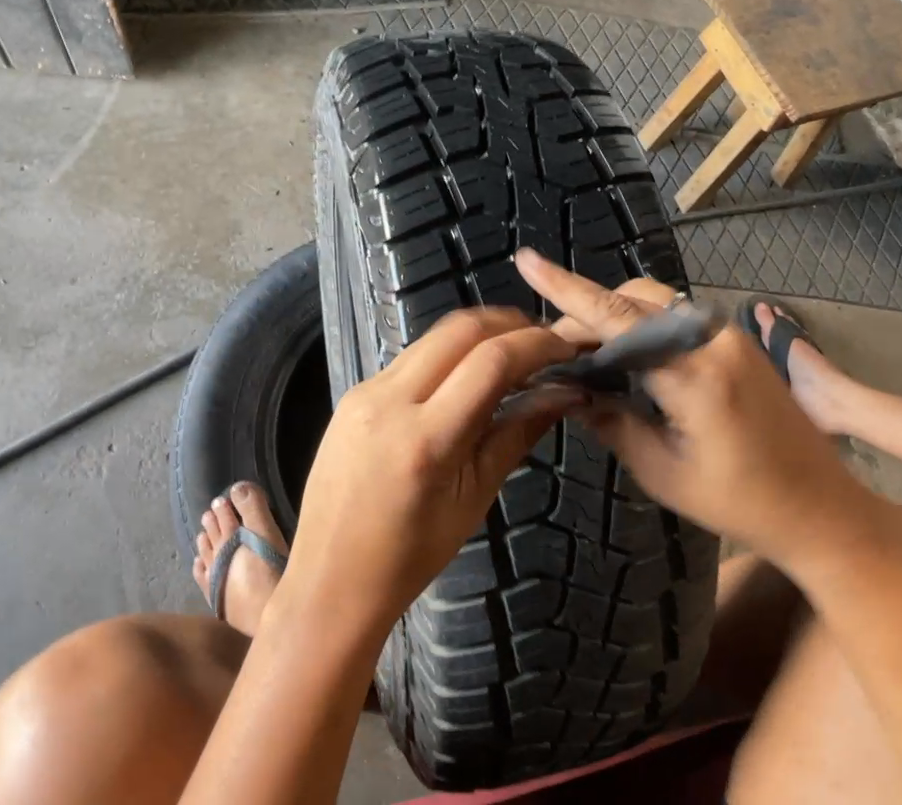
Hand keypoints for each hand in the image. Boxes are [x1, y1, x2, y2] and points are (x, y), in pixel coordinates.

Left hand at [272, 308, 578, 638]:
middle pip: (460, 330)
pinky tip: (469, 377)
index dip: (537, 344)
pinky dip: (447, 356)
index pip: (491, 361)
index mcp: (425, 438)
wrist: (330, 579)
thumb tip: (567, 392)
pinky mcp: (352, 394)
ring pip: (432, 339)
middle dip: (510, 323)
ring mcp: (364, 393)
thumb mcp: (475, 497)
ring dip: (478, 335)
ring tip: (516, 353)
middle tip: (547, 339)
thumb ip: (517, 433)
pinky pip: (409, 360)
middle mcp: (389, 400)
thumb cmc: (411, 557)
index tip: (570, 347)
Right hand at [515, 250, 875, 569]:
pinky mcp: (742, 346)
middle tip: (555, 352)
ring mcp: (734, 338)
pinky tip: (629, 361)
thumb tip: (567, 389)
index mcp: (694, 375)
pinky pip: (680, 320)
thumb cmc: (741, 505)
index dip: (566, 289)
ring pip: (658, 305)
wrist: (825, 509)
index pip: (616, 319)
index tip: (527, 261)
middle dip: (588, 313)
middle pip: (635, 300)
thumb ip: (611, 422)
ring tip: (586, 356)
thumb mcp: (663, 472)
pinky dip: (645, 329)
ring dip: (617, 319)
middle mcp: (715, 341)